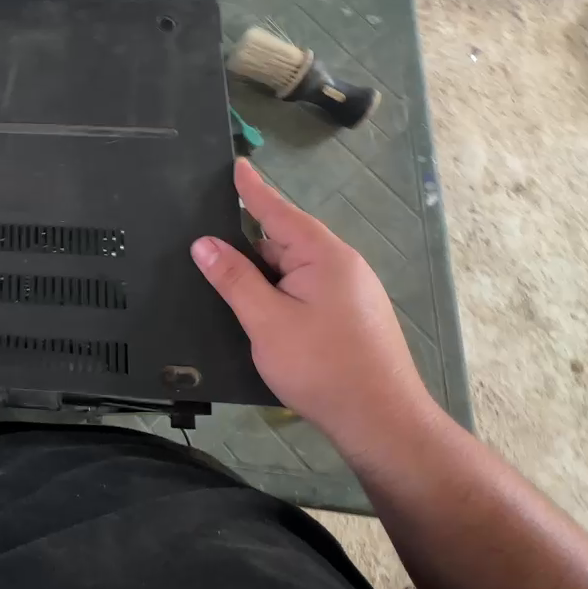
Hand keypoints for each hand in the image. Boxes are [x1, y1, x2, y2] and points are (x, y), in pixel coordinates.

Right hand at [190, 158, 434, 448]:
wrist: (384, 424)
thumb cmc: (323, 367)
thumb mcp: (266, 321)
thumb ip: (234, 278)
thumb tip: (204, 243)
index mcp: (323, 255)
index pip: (277, 210)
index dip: (251, 188)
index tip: (235, 163)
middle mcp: (340, 265)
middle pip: (282, 240)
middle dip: (246, 242)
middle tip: (204, 241)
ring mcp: (348, 291)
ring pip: (291, 269)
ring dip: (262, 275)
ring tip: (225, 281)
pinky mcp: (349, 315)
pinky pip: (303, 288)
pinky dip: (278, 292)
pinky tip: (259, 311)